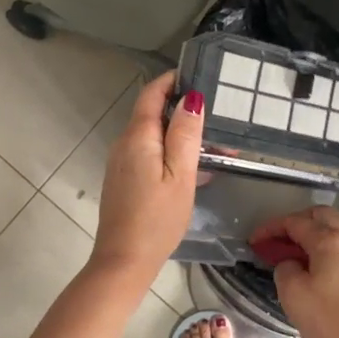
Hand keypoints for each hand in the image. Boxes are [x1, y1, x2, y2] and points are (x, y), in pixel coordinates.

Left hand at [93, 71, 203, 276]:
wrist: (123, 261)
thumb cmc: (157, 218)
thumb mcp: (180, 175)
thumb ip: (185, 134)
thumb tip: (191, 98)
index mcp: (138, 136)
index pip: (152, 93)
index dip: (172, 80)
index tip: (199, 76)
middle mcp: (124, 143)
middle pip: (152, 113)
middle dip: (182, 110)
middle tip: (217, 116)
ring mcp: (121, 163)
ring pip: (152, 136)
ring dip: (179, 135)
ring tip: (214, 146)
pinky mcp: (123, 180)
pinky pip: (148, 154)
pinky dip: (170, 153)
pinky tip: (194, 170)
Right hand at [251, 207, 338, 337]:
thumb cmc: (331, 320)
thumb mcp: (292, 295)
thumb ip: (285, 269)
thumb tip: (292, 263)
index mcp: (328, 240)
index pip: (295, 222)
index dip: (271, 228)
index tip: (255, 240)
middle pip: (322, 215)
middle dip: (298, 221)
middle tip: (281, 240)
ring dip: (323, 228)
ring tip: (309, 246)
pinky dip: (338, 243)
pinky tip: (330, 262)